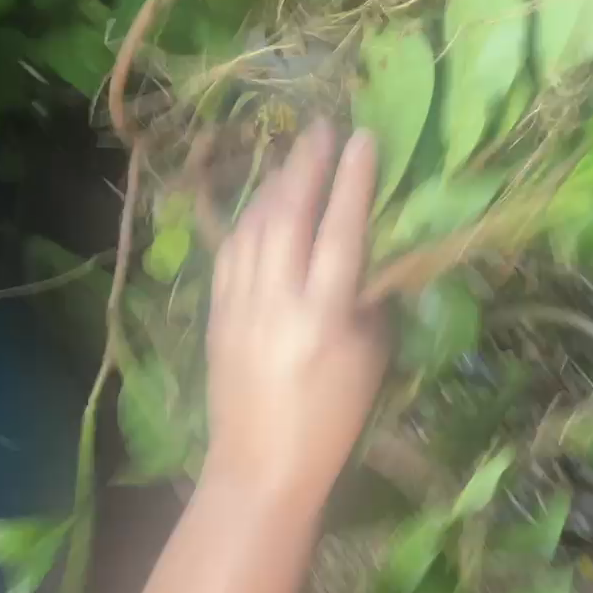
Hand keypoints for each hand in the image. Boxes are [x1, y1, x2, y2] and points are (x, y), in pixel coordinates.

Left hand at [204, 121, 387, 509]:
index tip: (364, 137)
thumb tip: (375, 249)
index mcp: (325, 315)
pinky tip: (263, 198)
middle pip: (290, 215)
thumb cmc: (333, 416)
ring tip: (295, 152)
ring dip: (276, 182)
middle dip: (307, 164)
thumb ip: (372, 297)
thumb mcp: (371, 357)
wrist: (261, 466)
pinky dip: (249, 215)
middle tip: (322, 125)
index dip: (354, 180)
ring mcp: (240, 304)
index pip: (341, 231)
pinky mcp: (217, 311)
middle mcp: (278, 300)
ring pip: (254, 225)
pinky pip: (231, 248)